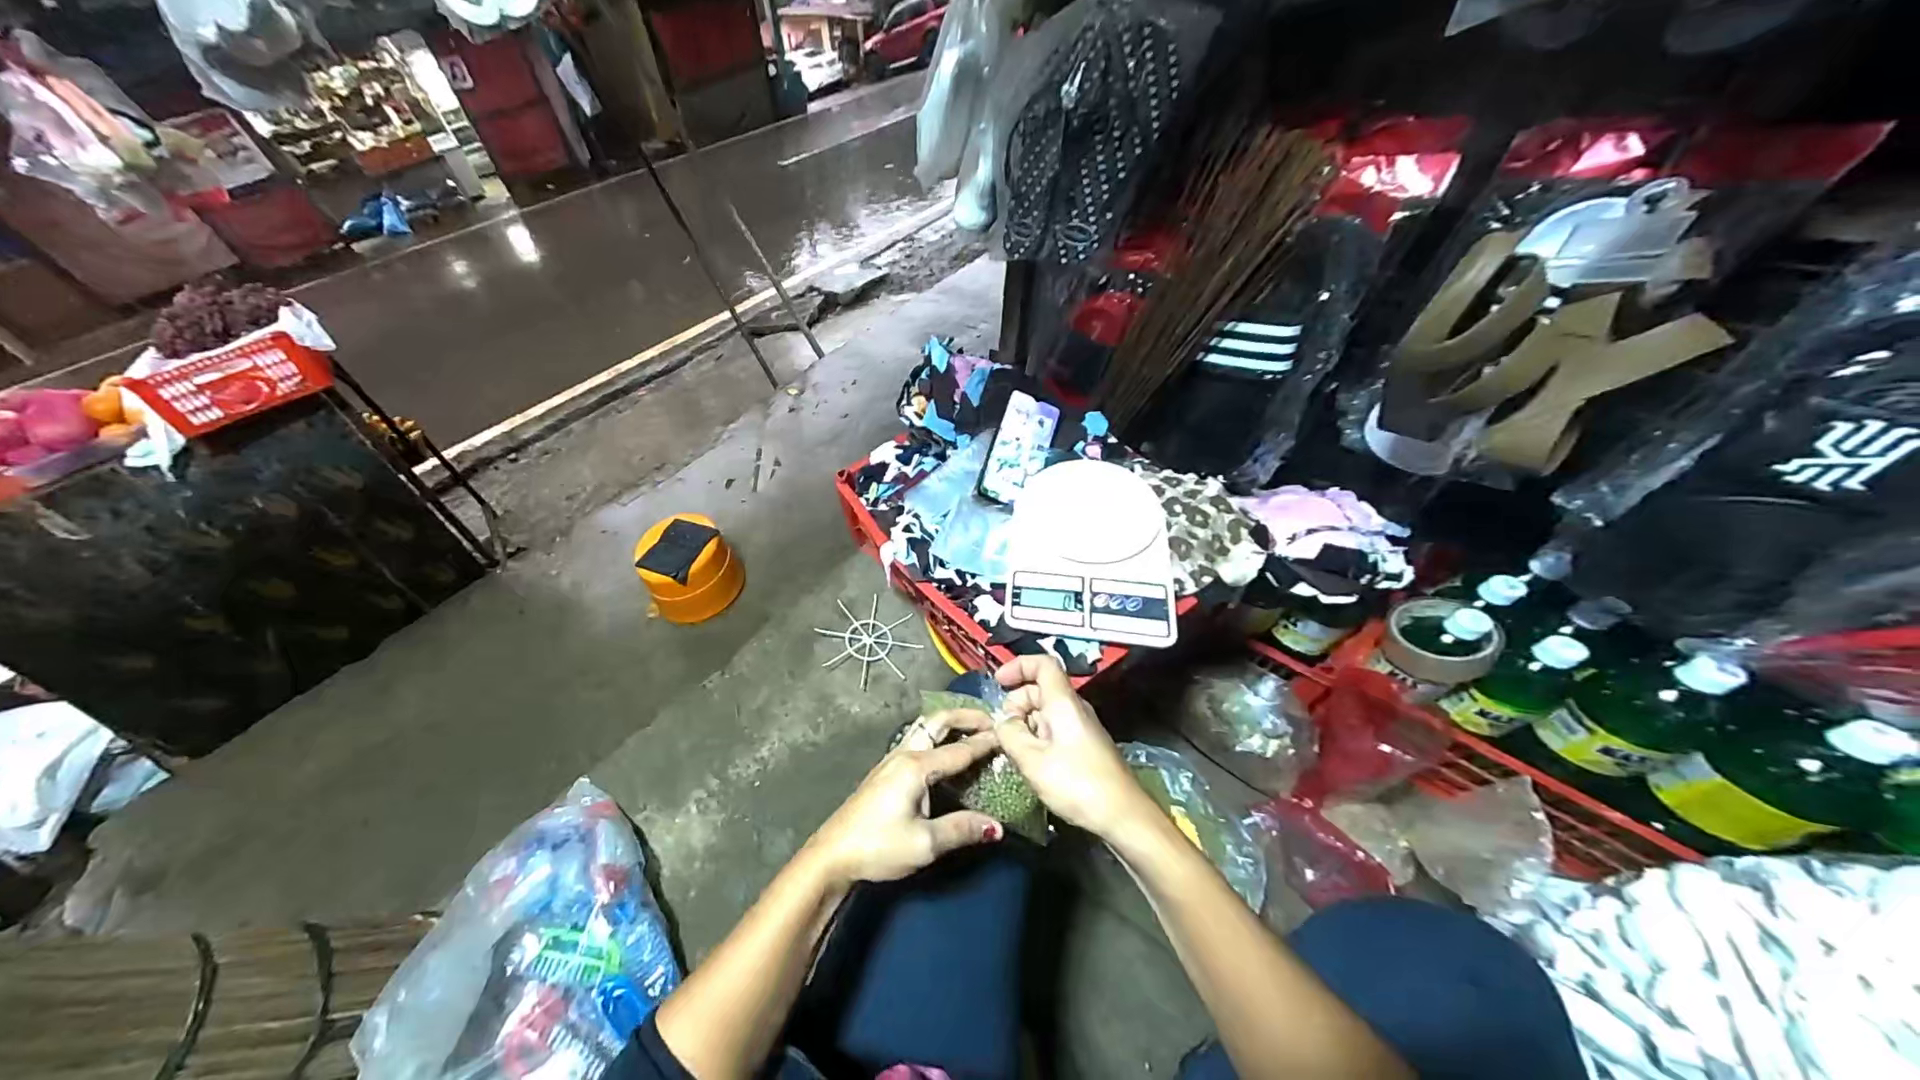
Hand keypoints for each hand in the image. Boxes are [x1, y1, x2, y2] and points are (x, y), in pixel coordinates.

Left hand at [803, 711, 1003, 885]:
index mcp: (916, 767)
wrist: (832, 855)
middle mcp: (904, 755)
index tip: (1010, 734)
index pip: (959, 749)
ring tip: (974, 729)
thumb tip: (997, 827)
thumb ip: (961, 829)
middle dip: (967, 717)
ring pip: (925, 729)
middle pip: (938, 722)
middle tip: (993, 721)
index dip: (986, 741)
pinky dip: (938, 736)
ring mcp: (891, 761)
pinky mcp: (886, 772)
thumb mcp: (924, 843)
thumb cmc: (878, 846)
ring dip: (950, 723)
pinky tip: (946, 751)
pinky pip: (918, 741)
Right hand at [991, 656, 1153, 841]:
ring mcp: (1081, 725)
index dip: (1018, 665)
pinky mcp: (1084, 743)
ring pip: (1045, 710)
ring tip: (1015, 751)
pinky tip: (1032, 761)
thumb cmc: (1077, 784)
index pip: (1043, 664)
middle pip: (1040, 688)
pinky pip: (1054, 727)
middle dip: (1016, 703)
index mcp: (1063, 702)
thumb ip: (1010, 735)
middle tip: (1004, 731)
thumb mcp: (1032, 761)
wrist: (1123, 814)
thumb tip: (1002, 722)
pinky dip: (1037, 736)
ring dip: (1025, 723)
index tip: (998, 682)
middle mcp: (1074, 707)